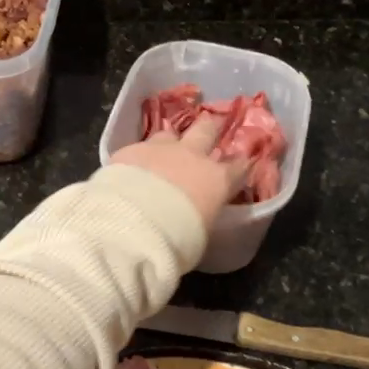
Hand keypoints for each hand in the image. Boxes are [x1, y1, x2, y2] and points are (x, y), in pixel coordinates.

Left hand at [110, 115, 248, 232]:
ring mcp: (159, 148)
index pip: (238, 167)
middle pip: (206, 130)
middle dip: (208, 129)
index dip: (239, 165)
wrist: (132, 223)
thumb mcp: (200, 235)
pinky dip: (137, 157)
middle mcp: (191, 156)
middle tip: (207, 129)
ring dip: (169, 142)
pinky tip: (130, 168)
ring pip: (169, 134)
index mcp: (216, 180)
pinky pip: (138, 148)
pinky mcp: (129, 150)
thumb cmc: (176, 239)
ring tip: (163, 152)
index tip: (239, 164)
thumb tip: (196, 219)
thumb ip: (202, 217)